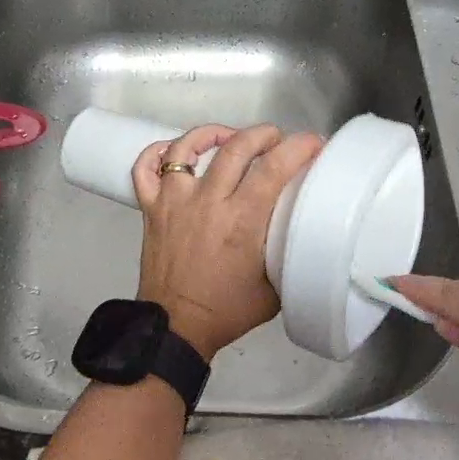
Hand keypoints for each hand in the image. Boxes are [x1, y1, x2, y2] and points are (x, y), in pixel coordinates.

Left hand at [131, 124, 323, 360]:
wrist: (176, 327)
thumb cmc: (228, 310)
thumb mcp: (275, 286)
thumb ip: (286, 251)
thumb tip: (300, 229)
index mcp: (242, 221)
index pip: (273, 168)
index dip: (298, 147)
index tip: (313, 143)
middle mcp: (207, 202)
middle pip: (236, 147)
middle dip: (263, 134)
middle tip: (275, 139)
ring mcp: (174, 201)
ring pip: (187, 148)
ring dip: (213, 133)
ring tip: (230, 136)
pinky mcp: (150, 208)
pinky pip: (145, 168)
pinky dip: (157, 151)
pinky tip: (175, 150)